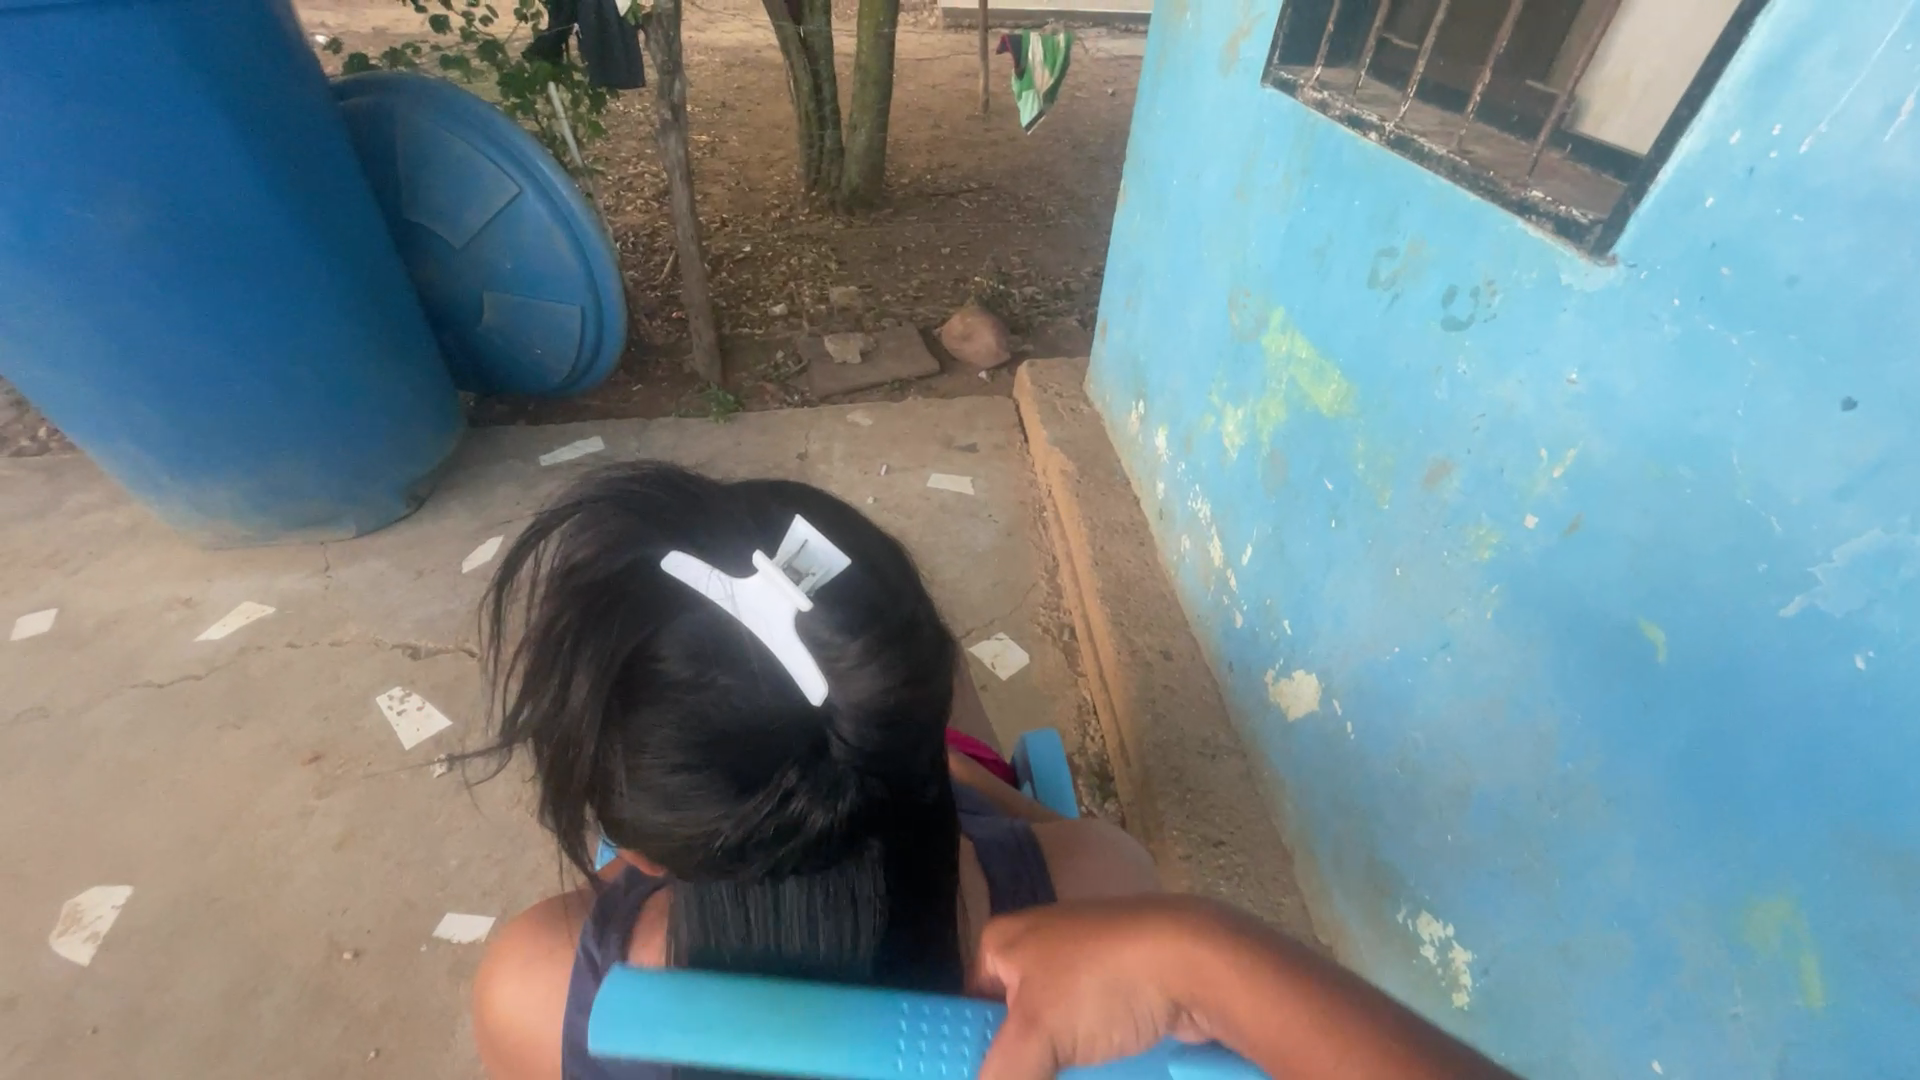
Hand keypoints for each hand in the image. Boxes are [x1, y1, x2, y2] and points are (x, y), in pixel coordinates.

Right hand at [967, 899, 1221, 1079]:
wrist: (1188, 958)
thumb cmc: (1098, 982)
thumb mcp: (1035, 1032)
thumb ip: (1000, 1074)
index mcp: (1002, 941)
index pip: (967, 1007)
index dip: (971, 1051)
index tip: (984, 1079)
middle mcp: (1036, 945)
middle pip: (1010, 1024)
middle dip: (1017, 1065)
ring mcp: (1080, 963)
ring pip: (1053, 1034)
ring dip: (1054, 1069)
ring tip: (1062, 1078)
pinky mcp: (1117, 983)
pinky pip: (1088, 1032)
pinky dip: (1086, 1062)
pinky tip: (1094, 1075)